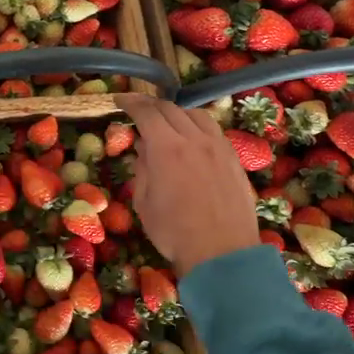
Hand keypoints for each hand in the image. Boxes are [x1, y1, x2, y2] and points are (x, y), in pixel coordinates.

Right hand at [116, 93, 260, 275]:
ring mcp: (218, 147)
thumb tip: (144, 147)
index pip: (146, 112)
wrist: (222, 254)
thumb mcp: (144, 201)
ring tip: (167, 121)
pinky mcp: (234, 159)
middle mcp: (194, 139)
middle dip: (151, 105)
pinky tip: (192, 137)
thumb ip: (143, 168)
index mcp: (167, 148)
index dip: (131, 102)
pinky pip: (213, 130)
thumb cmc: (174, 232)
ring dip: (176, 112)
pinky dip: (197, 125)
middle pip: (170, 109)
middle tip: (138, 109)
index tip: (120, 99)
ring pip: (195, 115)